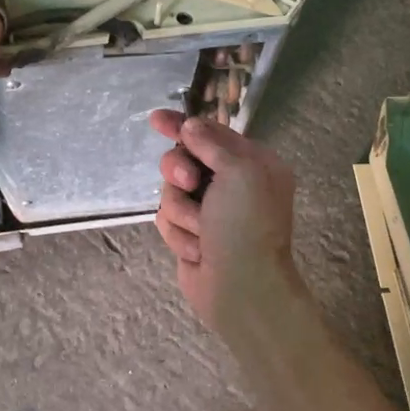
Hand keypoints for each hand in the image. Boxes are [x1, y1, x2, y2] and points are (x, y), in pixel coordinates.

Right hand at [151, 109, 300, 333]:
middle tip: (188, 184)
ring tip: (200, 231)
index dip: (183, 125)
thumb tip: (189, 125)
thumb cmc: (246, 226)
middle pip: (183, 159)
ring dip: (181, 210)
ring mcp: (209, 211)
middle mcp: (232, 184)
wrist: (242, 290)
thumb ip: (211, 142)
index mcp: (253, 164)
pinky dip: (179, 233)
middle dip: (178, 171)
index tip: (156, 120)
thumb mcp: (239, 171)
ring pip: (170, 191)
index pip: (211, 133)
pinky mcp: (191, 234)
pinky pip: (167, 218)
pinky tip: (197, 250)